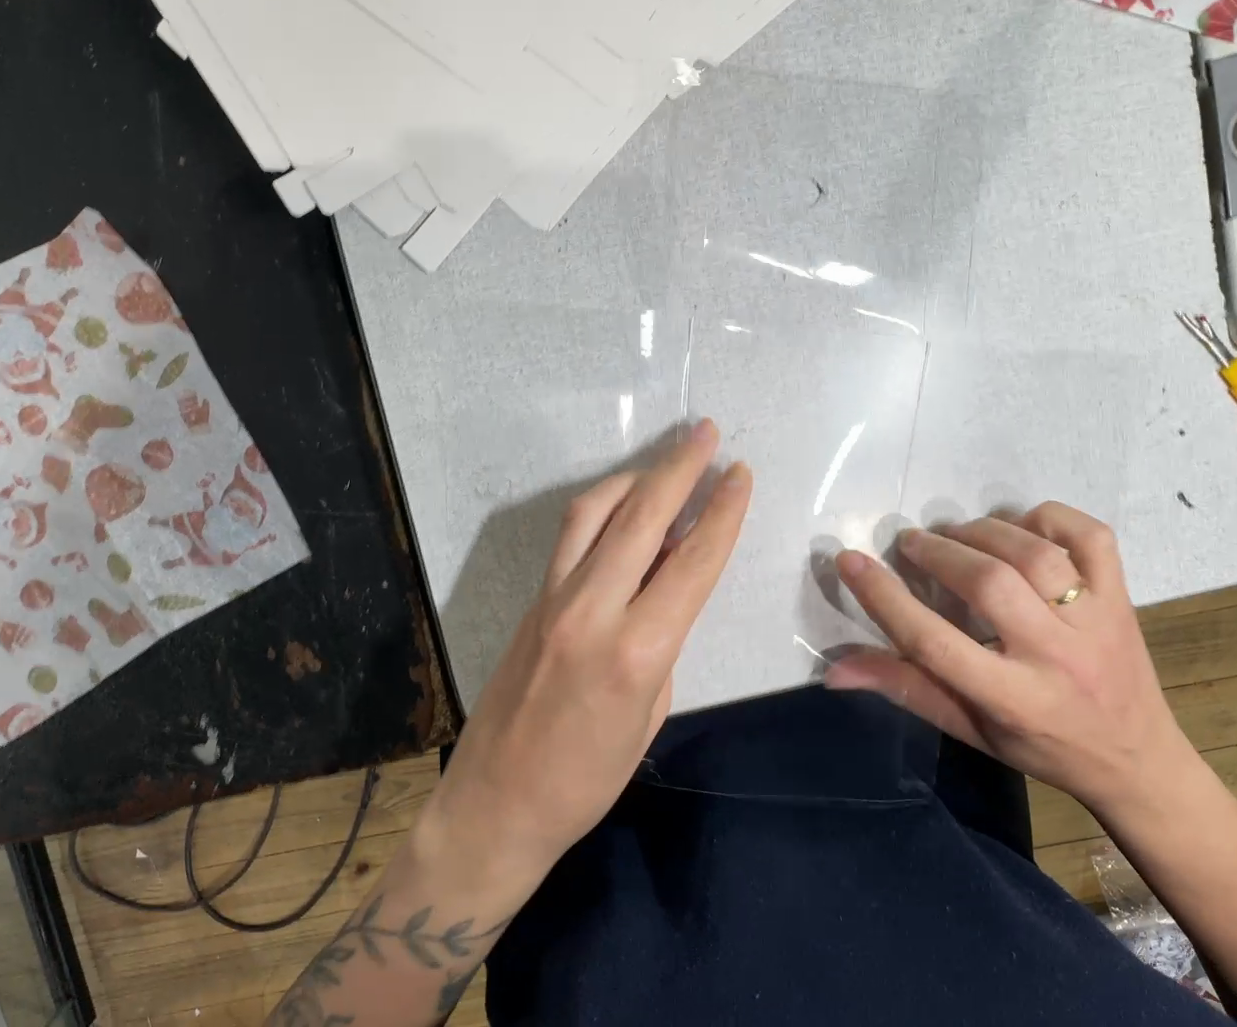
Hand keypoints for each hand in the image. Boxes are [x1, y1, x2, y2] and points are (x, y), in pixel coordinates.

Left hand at [420, 420, 751, 885]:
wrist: (497, 804)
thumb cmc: (587, 781)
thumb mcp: (649, 715)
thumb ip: (664, 642)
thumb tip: (671, 585)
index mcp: (637, 651)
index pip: (692, 562)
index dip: (722, 513)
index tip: (740, 474)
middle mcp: (592, 611)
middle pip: (642, 517)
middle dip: (679, 468)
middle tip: (705, 432)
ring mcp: (553, 600)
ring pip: (594, 513)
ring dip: (634, 477)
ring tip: (665, 461)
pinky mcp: (531, 601)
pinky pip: (570, 538)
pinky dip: (602, 509)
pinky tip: (622, 505)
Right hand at [824, 502, 1195, 815]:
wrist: (1138, 760)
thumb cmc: (1040, 746)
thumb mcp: (967, 728)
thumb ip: (904, 688)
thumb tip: (833, 670)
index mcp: (1012, 699)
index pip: (934, 642)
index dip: (884, 597)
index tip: (850, 560)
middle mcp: (1057, 657)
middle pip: (988, 584)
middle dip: (937, 553)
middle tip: (911, 544)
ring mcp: (1097, 621)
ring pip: (1034, 553)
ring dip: (982, 532)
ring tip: (956, 536)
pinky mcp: (1123, 596)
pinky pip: (1088, 535)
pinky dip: (1045, 517)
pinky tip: (1018, 528)